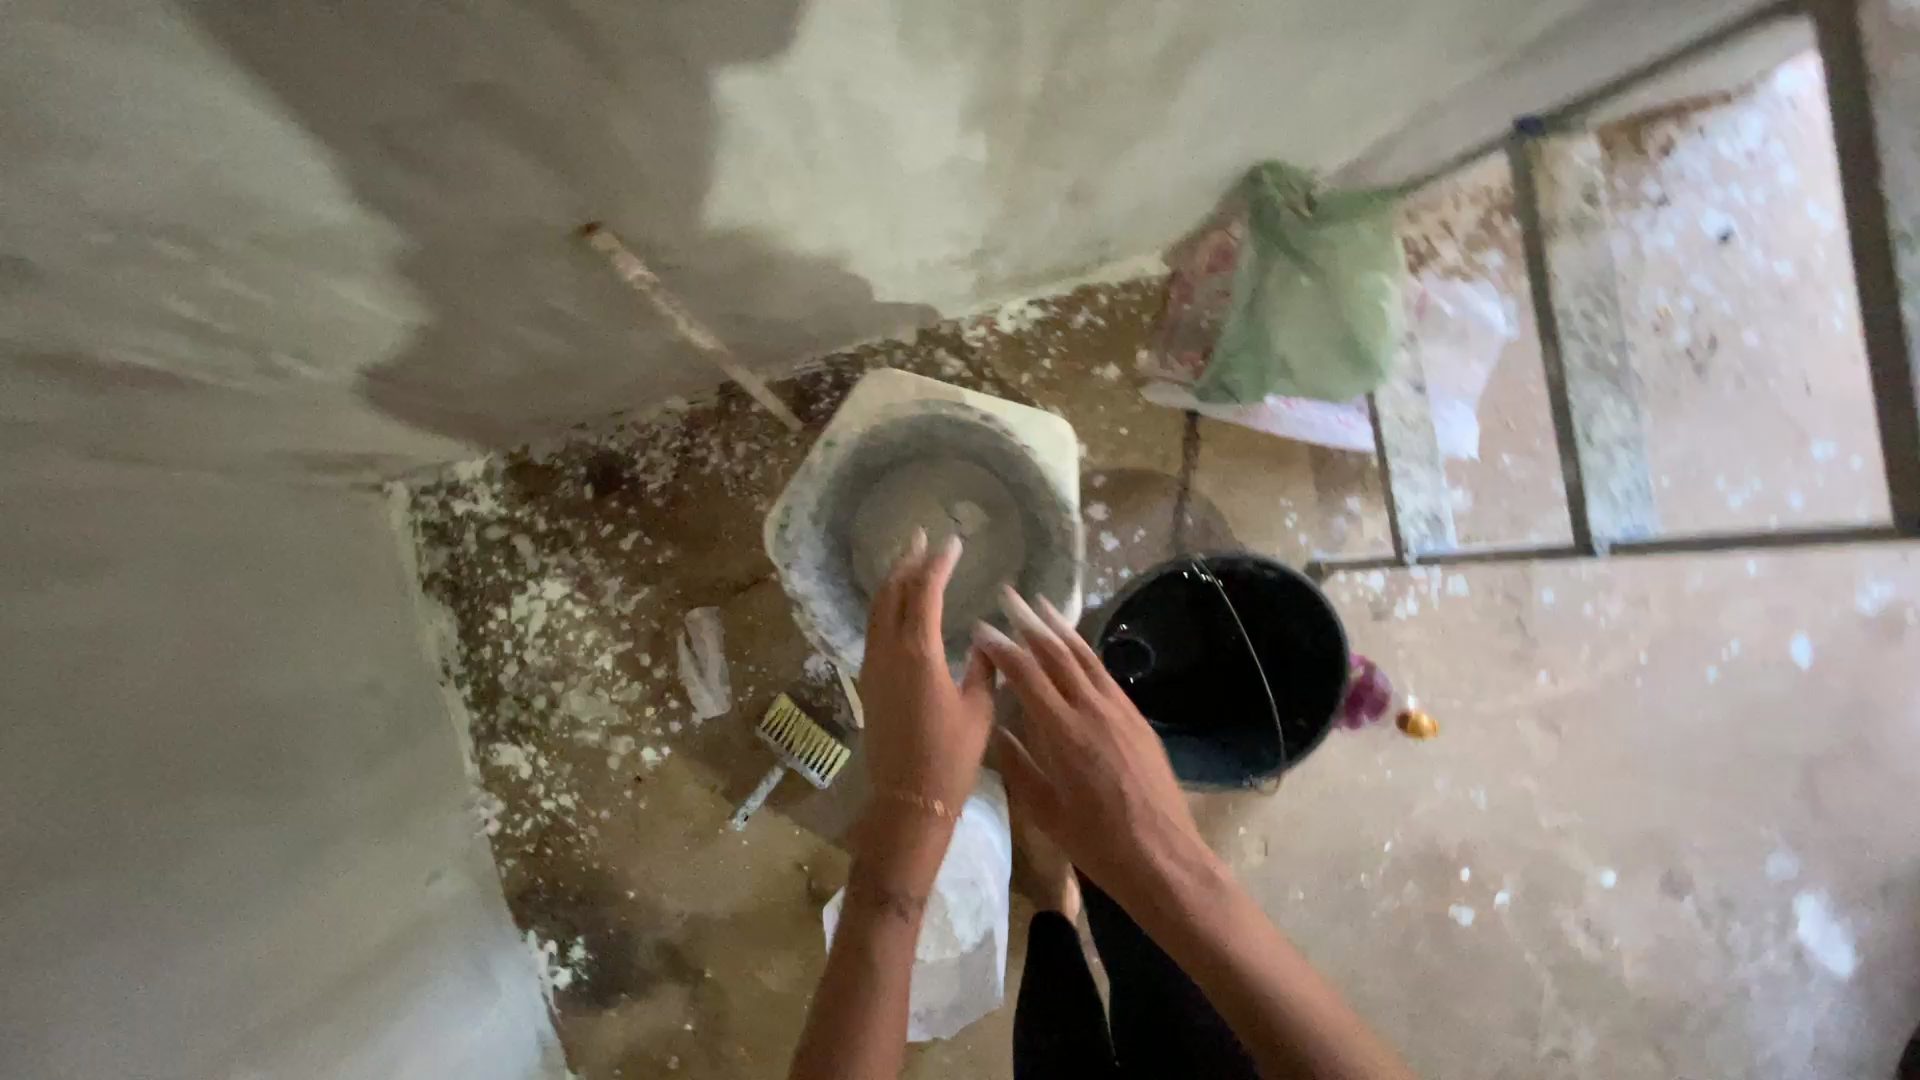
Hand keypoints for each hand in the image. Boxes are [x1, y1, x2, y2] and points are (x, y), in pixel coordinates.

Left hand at [858, 529, 995, 816]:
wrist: (909, 800)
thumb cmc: (951, 756)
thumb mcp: (979, 709)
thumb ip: (982, 667)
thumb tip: (985, 638)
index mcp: (919, 653)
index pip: (925, 592)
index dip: (939, 564)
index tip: (953, 543)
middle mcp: (888, 652)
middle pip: (891, 593)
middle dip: (906, 561)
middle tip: (919, 536)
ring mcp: (873, 666)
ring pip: (877, 610)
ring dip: (892, 581)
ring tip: (907, 560)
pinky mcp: (868, 682)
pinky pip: (874, 629)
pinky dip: (885, 606)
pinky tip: (898, 605)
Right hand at [974, 587, 1216, 915]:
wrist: (1163, 857)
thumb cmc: (1097, 843)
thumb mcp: (1044, 811)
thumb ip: (1017, 765)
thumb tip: (997, 732)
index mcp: (1062, 733)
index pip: (1025, 675)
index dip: (1001, 648)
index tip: (981, 628)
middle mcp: (1091, 710)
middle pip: (1056, 653)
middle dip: (1029, 621)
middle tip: (1009, 595)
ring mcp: (1119, 710)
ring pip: (1084, 657)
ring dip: (1060, 628)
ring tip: (1042, 604)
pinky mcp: (1137, 718)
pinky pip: (1105, 674)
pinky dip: (1085, 651)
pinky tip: (1076, 646)